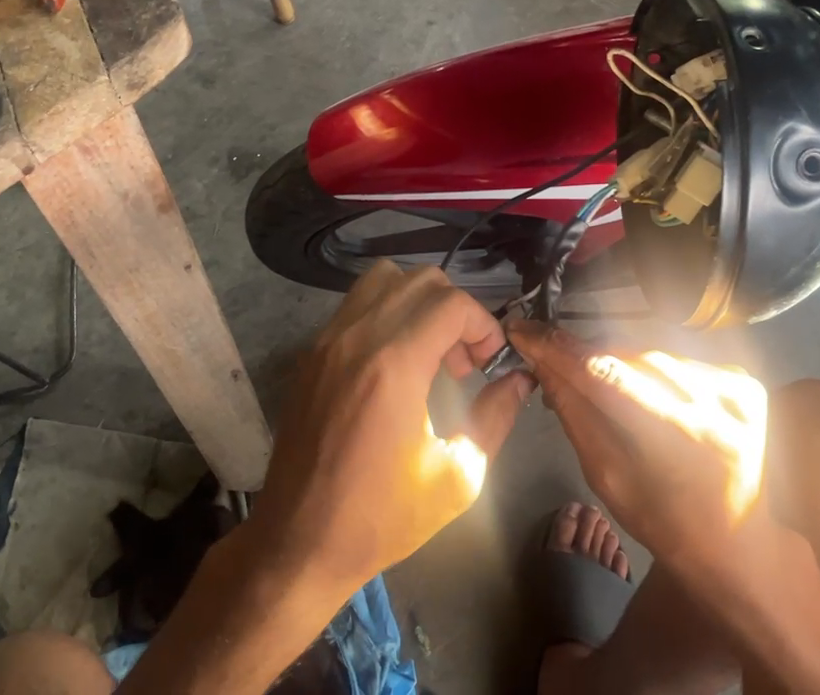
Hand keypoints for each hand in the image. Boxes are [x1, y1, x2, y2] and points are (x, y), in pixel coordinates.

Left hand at [250, 261, 535, 590]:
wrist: (300, 540)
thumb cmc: (383, 516)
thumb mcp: (457, 476)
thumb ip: (495, 417)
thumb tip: (520, 380)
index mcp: (394, 363)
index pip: (451, 302)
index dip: (483, 324)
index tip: (489, 363)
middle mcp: (356, 337)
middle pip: (419, 280)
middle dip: (454, 310)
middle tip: (462, 363)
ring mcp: (326, 341)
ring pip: (381, 280)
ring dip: (417, 303)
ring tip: (427, 353)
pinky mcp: (310, 355)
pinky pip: (354, 306)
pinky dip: (384, 314)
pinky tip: (393, 365)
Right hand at [509, 324, 769, 571]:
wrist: (737, 543)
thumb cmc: (664, 522)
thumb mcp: (607, 478)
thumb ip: (576, 417)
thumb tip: (543, 366)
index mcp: (679, 440)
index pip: (602, 376)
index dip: (556, 350)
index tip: (522, 330)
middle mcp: (716, 404)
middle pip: (629, 357)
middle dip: (582, 352)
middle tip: (547, 352)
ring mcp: (737, 388)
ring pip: (654, 352)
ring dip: (615, 357)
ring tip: (587, 371)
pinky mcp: (744, 381)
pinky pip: (679, 358)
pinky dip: (649, 365)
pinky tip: (634, 381)